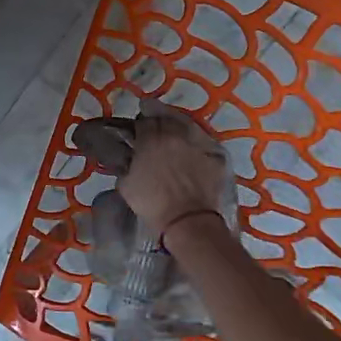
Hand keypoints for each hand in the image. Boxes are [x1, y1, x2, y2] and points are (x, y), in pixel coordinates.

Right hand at [117, 99, 233, 238]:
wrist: (186, 220)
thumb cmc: (151, 203)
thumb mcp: (126, 184)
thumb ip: (127, 165)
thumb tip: (130, 159)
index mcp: (151, 140)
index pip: (143, 122)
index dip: (139, 126)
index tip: (136, 132)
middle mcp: (175, 136)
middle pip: (166, 120)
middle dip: (158, 124)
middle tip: (154, 133)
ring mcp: (197, 146)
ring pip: (186, 130)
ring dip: (177, 133)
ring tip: (172, 142)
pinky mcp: (213, 158)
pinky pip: (201, 147)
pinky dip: (194, 149)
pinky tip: (190, 157)